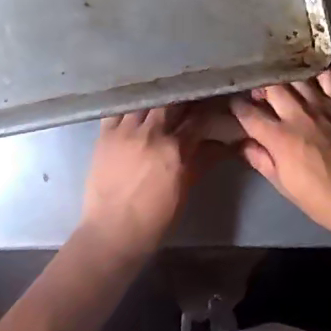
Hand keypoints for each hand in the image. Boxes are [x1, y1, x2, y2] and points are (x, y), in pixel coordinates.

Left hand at [79, 107, 209, 259]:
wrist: (112, 232)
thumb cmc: (154, 218)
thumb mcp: (184, 189)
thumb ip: (202, 161)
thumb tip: (225, 146)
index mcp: (175, 149)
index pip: (197, 118)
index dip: (206, 108)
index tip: (210, 103)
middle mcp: (152, 133)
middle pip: (171, 102)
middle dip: (181, 98)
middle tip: (185, 98)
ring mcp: (126, 131)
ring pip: (145, 100)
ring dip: (155, 99)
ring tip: (159, 99)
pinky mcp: (105, 134)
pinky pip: (117, 109)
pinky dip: (128, 106)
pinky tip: (134, 107)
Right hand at [230, 71, 330, 236]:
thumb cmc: (320, 199)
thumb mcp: (284, 186)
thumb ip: (262, 160)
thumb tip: (244, 144)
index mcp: (280, 138)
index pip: (249, 113)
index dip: (236, 106)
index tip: (232, 104)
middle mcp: (298, 115)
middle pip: (271, 87)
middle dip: (258, 87)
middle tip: (255, 93)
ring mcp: (321, 107)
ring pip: (295, 79)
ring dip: (282, 79)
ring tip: (277, 83)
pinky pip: (327, 79)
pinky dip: (316, 73)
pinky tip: (308, 74)